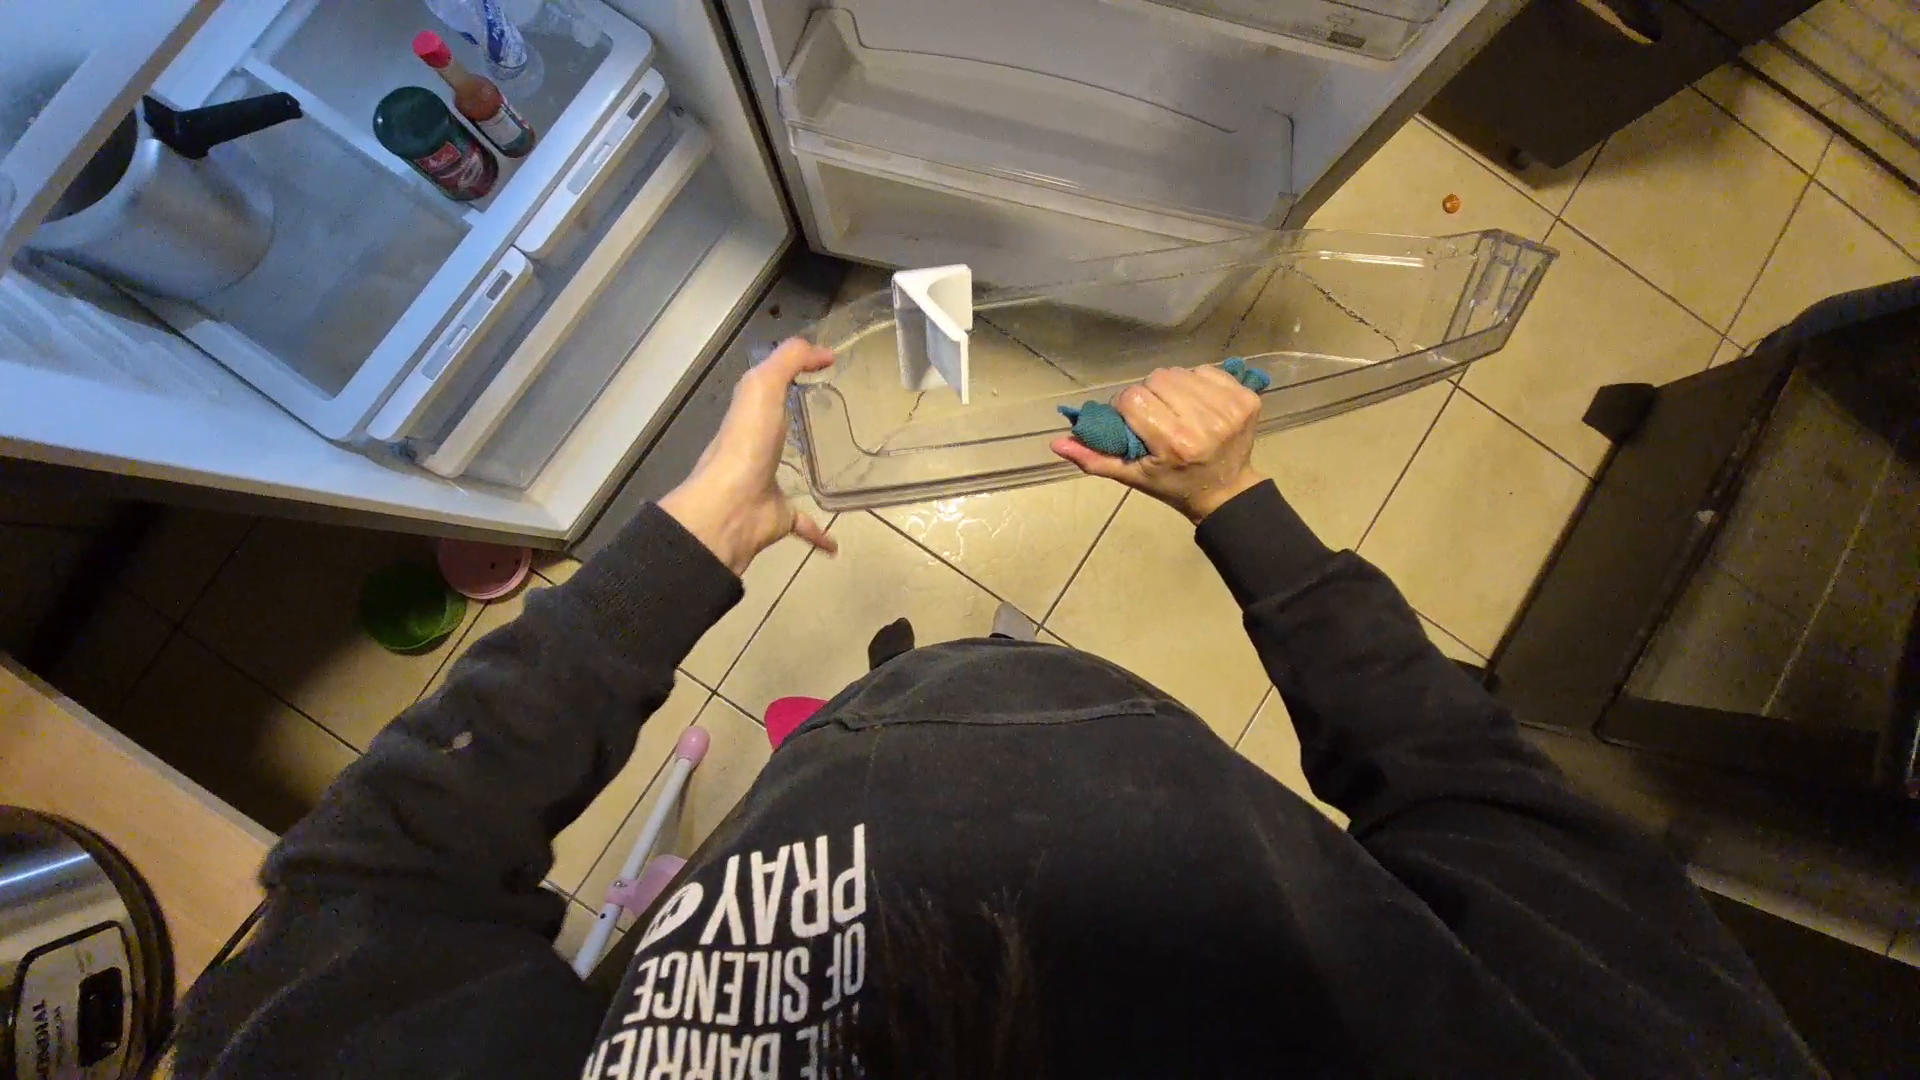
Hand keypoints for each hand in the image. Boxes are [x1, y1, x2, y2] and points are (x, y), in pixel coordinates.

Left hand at [660, 338, 837, 575]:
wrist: (729, 509)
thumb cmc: (746, 444)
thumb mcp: (763, 386)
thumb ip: (789, 360)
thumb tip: (823, 351)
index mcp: (751, 417)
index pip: (770, 386)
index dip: (795, 369)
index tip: (829, 364)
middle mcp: (757, 450)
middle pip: (777, 432)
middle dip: (796, 424)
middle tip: (830, 418)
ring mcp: (767, 486)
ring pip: (788, 478)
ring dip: (806, 477)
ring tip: (836, 473)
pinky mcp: (779, 518)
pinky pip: (803, 525)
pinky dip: (819, 533)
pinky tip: (836, 543)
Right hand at [1052, 364, 1265, 523]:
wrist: (1225, 490)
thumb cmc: (1172, 485)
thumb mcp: (1132, 476)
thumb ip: (1094, 459)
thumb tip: (1057, 443)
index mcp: (1174, 443)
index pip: (1135, 398)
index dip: (1127, 407)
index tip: (1132, 421)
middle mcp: (1204, 423)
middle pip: (1158, 379)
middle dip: (1150, 394)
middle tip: (1155, 415)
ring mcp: (1229, 409)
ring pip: (1181, 372)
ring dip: (1172, 387)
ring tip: (1176, 409)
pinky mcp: (1247, 398)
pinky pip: (1207, 370)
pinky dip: (1197, 382)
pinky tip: (1197, 404)